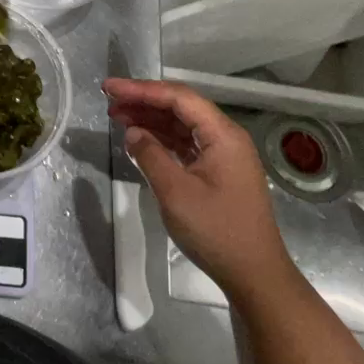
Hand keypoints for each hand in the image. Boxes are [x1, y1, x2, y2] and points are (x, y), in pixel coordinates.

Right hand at [105, 77, 295, 299]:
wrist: (255, 275)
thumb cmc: (216, 231)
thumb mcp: (175, 192)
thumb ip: (150, 155)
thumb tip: (132, 132)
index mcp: (223, 135)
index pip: (178, 98)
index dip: (141, 89)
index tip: (109, 89)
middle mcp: (226, 139)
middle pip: (181, 108)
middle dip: (144, 102)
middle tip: (109, 102)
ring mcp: (224, 157)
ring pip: (183, 126)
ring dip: (151, 120)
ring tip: (118, 118)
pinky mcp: (219, 174)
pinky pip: (187, 144)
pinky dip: (162, 139)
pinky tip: (141, 141)